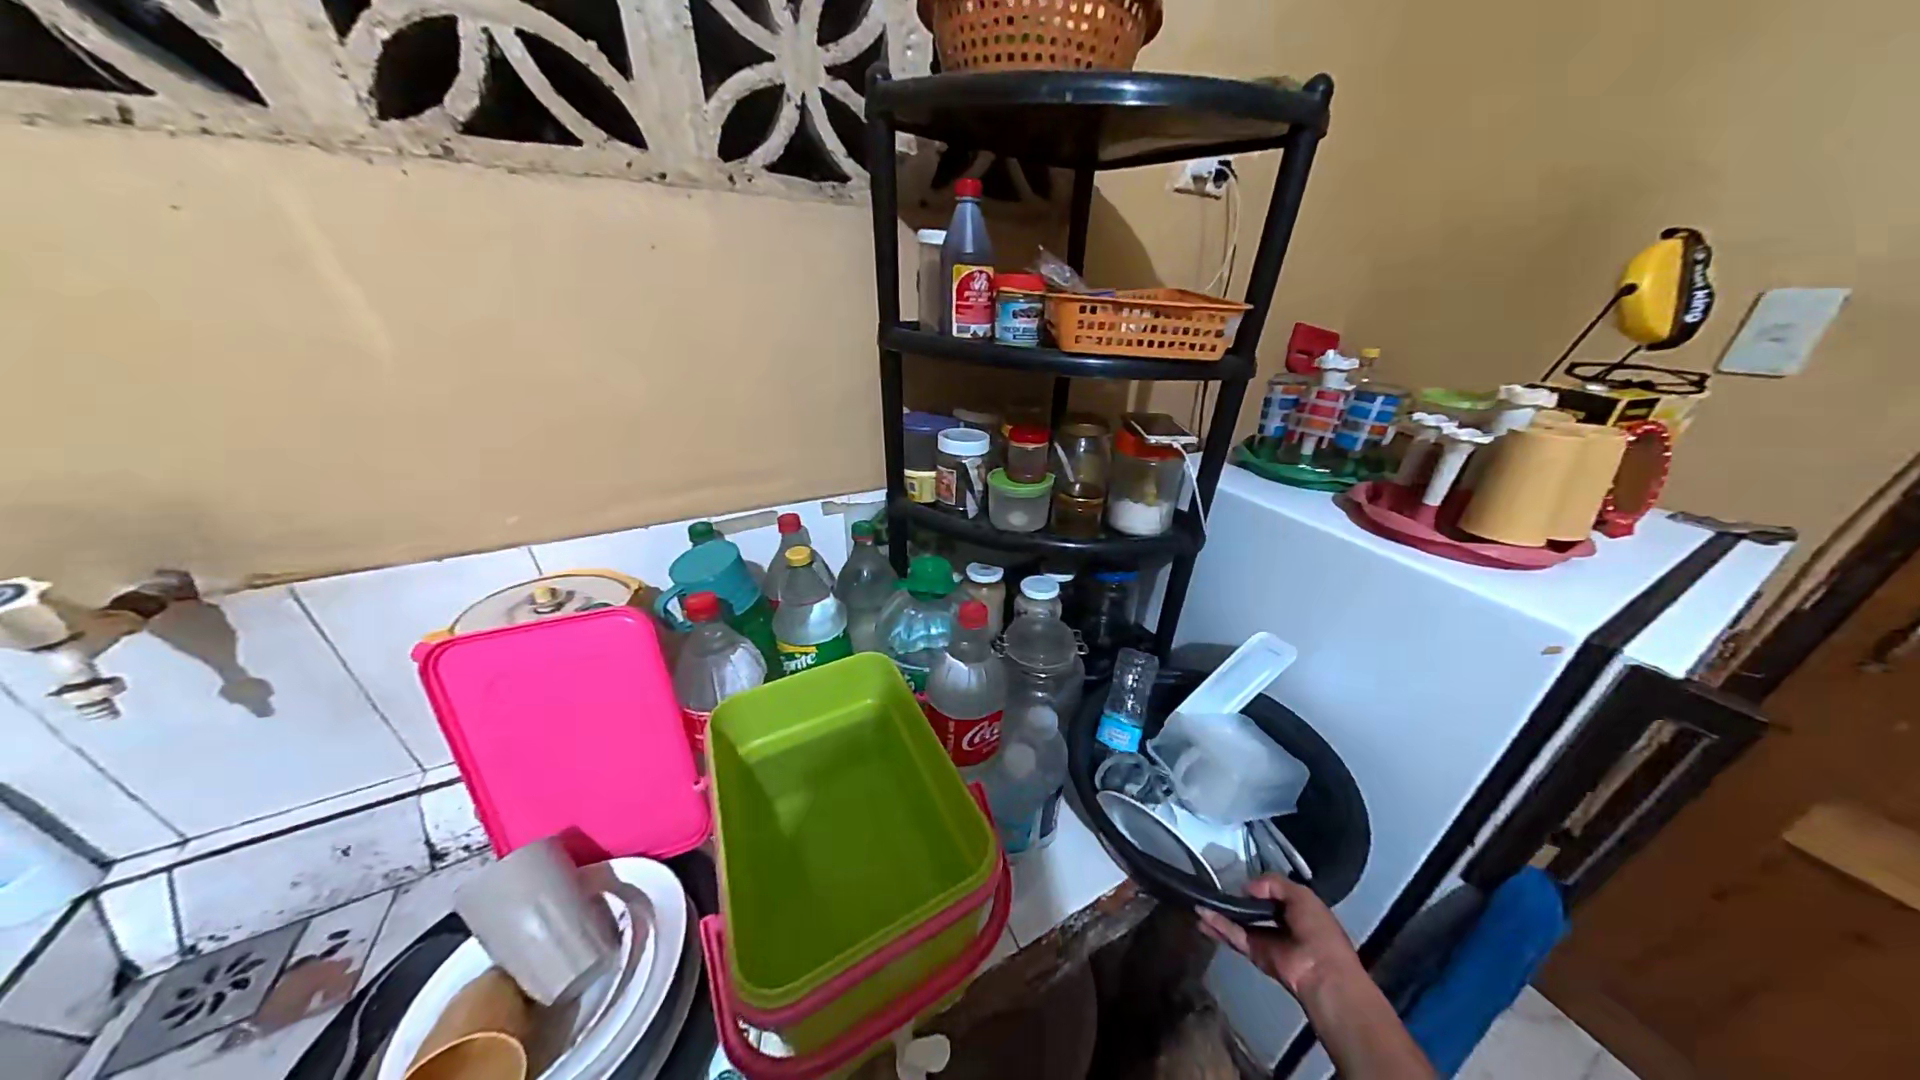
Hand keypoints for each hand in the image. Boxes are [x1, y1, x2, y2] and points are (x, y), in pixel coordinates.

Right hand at [1195, 875, 1362, 999]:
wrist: (1320, 972)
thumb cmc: (1317, 930)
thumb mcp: (1302, 895)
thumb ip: (1274, 883)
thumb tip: (1248, 887)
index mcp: (1297, 910)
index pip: (1272, 894)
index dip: (1256, 885)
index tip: (1237, 874)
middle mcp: (1280, 923)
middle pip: (1251, 908)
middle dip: (1234, 899)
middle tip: (1211, 886)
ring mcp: (1265, 939)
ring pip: (1238, 922)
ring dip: (1219, 912)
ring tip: (1198, 901)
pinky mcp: (1253, 952)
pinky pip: (1234, 935)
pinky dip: (1218, 925)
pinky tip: (1202, 915)